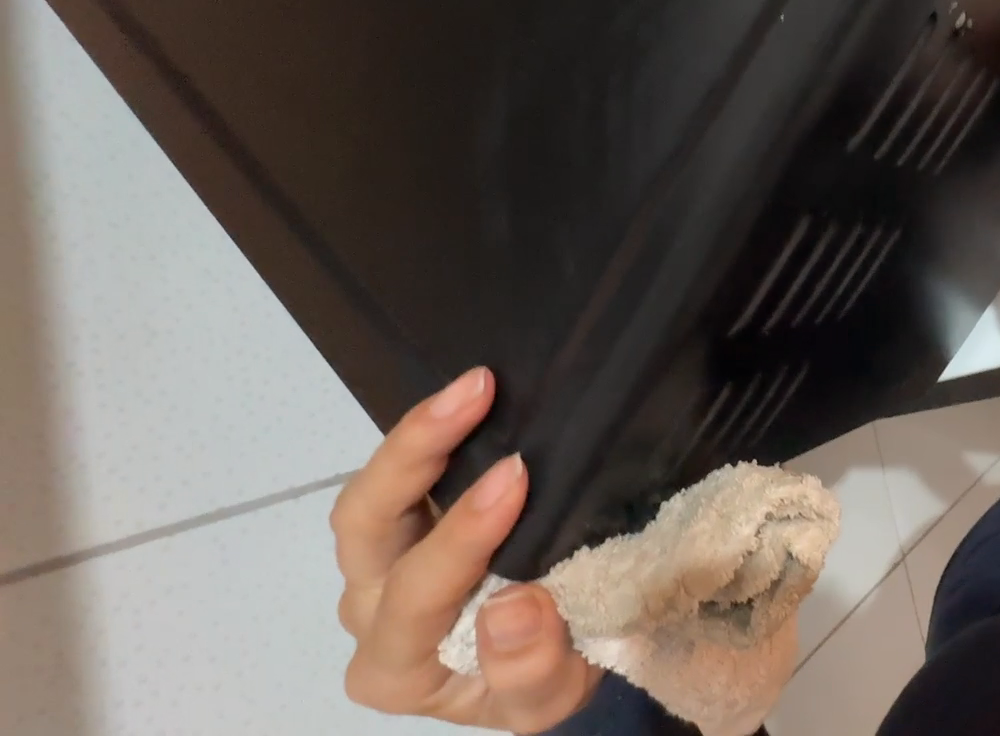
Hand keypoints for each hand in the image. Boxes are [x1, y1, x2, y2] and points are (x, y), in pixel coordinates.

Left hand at [331, 366, 602, 731]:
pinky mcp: (408, 531)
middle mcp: (372, 614)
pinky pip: (403, 480)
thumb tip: (510, 607)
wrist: (544, 663)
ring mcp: (381, 567)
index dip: (462, 534)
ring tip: (477, 381)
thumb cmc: (548, 677)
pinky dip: (434, 436)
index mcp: (399, 666)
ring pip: (371, 495)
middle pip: (364, 527)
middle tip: (478, 392)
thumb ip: (531, 670)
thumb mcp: (552, 700)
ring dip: (419, 433)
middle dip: (415, 454)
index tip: (519, 473)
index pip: (418, 595)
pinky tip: (475, 400)